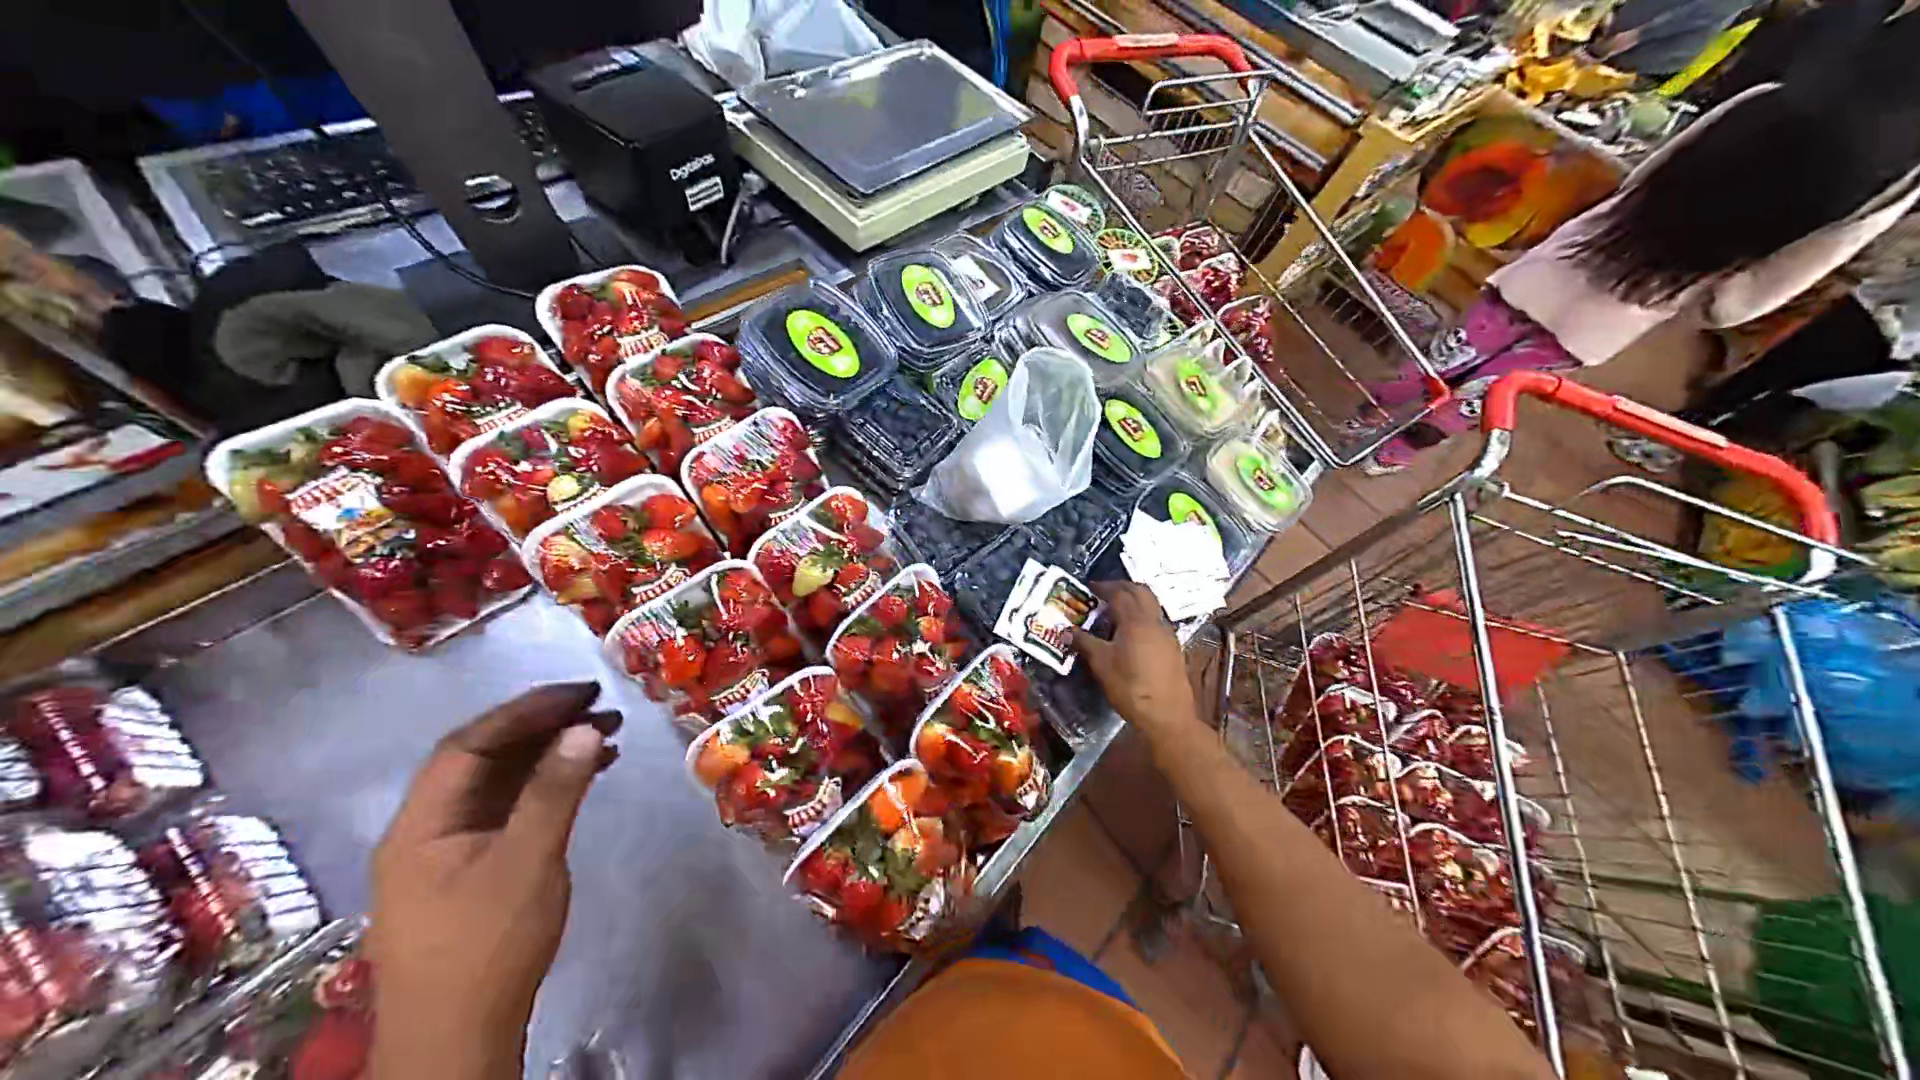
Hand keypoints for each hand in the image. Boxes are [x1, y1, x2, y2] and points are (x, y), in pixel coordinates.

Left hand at [368, 682, 620, 1079]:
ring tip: (607, 731)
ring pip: (503, 782)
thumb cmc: (487, 947)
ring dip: (551, 754)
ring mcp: (454, 849)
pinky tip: (590, 774)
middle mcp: (430, 828)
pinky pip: (514, 808)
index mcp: (422, 823)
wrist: (458, 1041)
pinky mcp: (478, 868)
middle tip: (599, 705)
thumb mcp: (527, 862)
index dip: (525, 711)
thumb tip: (584, 727)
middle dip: (543, 727)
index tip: (580, 693)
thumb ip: (553, 791)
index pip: (469, 744)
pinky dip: (551, 785)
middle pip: (485, 758)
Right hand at [1071, 582, 1201, 735]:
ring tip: (1115, 611)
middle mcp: (1155, 621)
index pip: (1120, 593)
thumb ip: (1084, 643)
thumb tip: (1067, 631)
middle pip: (1141, 592)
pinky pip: (1156, 621)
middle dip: (1123, 587)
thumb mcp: (1101, 664)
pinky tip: (1130, 633)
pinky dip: (1142, 617)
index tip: (1090, 587)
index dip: (1104, 587)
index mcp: (1136, 620)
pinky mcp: (1173, 648)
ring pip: (1152, 606)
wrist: (1167, 716)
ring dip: (1135, 601)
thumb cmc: (1130, 687)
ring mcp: (1167, 635)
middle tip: (1104, 592)